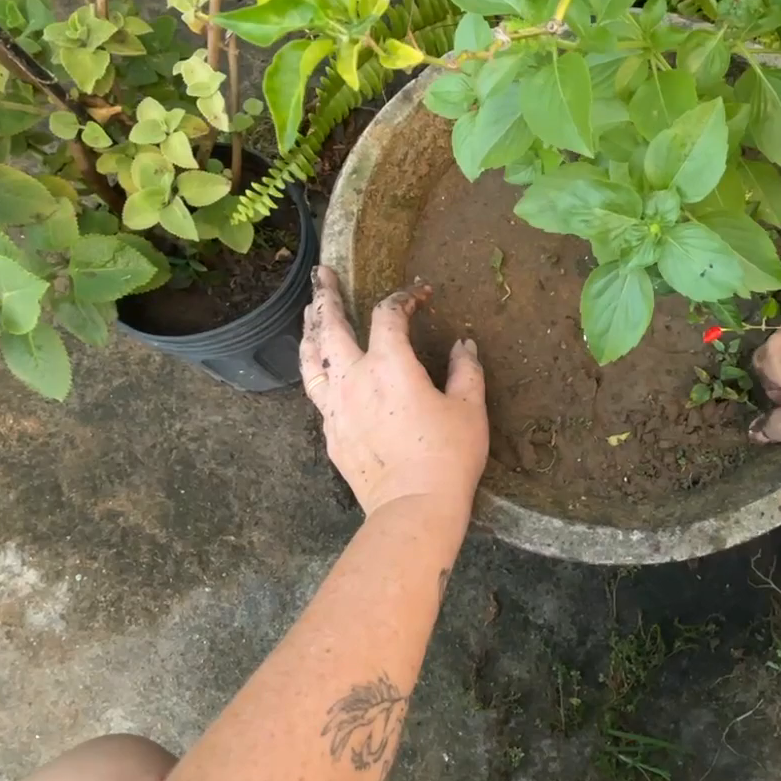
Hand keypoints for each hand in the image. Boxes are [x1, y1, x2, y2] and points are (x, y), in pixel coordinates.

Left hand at [301, 266, 487, 515]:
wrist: (414, 507)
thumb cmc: (448, 455)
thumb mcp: (470, 407)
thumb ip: (466, 369)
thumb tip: (463, 344)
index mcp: (390, 365)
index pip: (388, 315)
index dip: (403, 298)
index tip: (420, 295)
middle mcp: (354, 378)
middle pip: (331, 326)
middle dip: (327, 295)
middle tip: (322, 273)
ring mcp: (335, 407)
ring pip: (311, 357)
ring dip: (310, 328)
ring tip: (310, 310)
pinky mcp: (330, 432)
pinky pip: (315, 390)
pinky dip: (315, 367)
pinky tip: (320, 366)